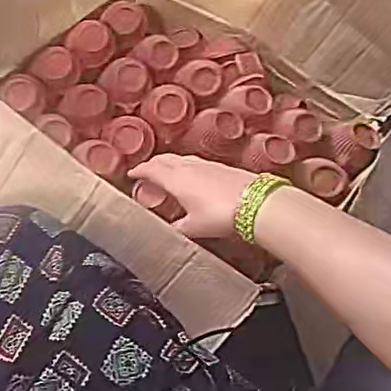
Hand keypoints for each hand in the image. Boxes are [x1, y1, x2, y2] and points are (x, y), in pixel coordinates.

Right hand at [129, 154, 261, 238]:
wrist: (258, 204)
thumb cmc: (222, 214)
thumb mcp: (193, 227)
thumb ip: (177, 228)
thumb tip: (169, 232)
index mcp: (176, 179)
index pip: (151, 169)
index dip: (139, 171)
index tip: (132, 173)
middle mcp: (189, 167)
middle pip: (165, 159)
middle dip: (153, 163)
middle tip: (146, 170)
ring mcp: (208, 165)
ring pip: (182, 158)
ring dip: (171, 162)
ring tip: (167, 171)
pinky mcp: (223, 167)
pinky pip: (198, 162)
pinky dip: (188, 166)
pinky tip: (193, 175)